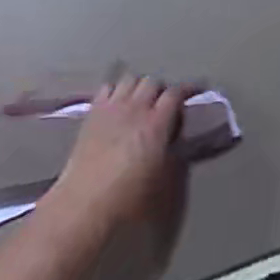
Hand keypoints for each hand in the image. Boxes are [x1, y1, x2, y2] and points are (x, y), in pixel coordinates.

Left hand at [41, 76, 189, 231]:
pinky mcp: (92, 111)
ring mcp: (111, 106)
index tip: (193, 93)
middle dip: (162, 89)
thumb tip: (175, 140)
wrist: (86, 200)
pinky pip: (108, 87)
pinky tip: (118, 103)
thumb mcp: (164, 182)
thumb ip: (175, 155)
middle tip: (166, 104)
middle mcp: (134, 108)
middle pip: (152, 82)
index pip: (174, 94)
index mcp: (156, 124)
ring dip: (140, 86)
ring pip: (130, 79)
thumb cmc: (129, 198)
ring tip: (142, 101)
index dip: (186, 90)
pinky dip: (117, 90)